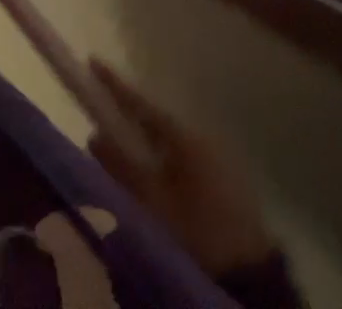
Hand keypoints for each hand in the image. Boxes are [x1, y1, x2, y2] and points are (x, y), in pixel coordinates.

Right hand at [87, 60, 275, 276]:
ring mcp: (217, 165)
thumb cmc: (194, 232)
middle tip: (98, 115)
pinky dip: (157, 161)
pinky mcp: (223, 186)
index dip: (114, 84)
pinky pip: (179, 162)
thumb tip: (95, 134)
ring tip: (117, 152)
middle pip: (154, 122)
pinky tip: (145, 176)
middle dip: (125, 117)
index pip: (141, 104)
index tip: (92, 61)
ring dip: (141, 143)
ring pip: (167, 144)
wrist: (249, 279)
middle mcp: (203, 143)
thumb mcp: (148, 199)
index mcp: (185, 140)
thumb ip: (118, 164)